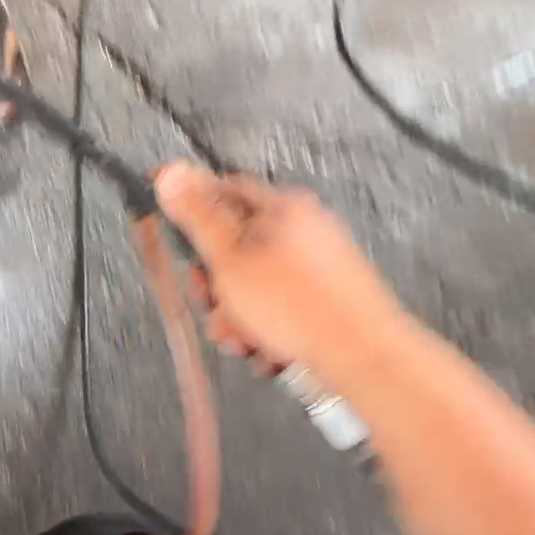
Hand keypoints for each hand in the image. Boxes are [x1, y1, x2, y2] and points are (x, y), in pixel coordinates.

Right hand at [154, 162, 409, 377]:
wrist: (363, 360)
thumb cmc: (302, 307)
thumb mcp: (228, 257)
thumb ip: (196, 216)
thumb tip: (171, 174)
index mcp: (282, 209)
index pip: (222, 192)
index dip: (191, 211)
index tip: (175, 230)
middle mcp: (303, 231)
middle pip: (234, 245)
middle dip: (213, 281)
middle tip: (209, 298)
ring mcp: (316, 266)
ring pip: (252, 282)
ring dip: (233, 312)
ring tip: (238, 335)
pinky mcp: (325, 299)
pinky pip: (277, 306)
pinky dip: (263, 327)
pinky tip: (261, 346)